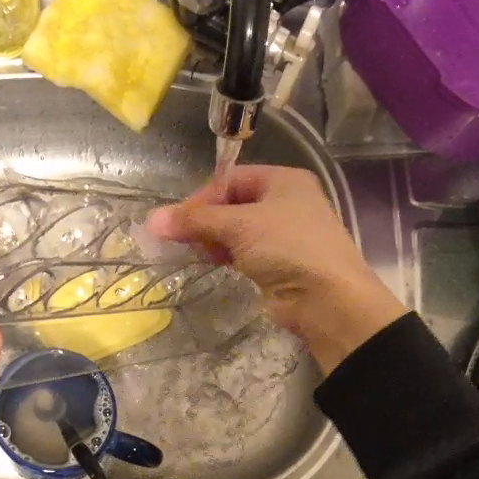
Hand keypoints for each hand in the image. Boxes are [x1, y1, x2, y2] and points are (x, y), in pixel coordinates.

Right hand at [146, 165, 405, 372]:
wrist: (326, 299)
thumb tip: (151, 221)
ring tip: (199, 254)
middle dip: (206, 221)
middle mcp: (286, 203)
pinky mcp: (279, 265)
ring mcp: (283, 235)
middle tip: (184, 240)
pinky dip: (228, 256)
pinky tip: (216, 265)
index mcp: (284, 181)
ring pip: (238, 231)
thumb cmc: (288, 248)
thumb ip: (196, 222)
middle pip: (233, 205)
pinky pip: (245, 253)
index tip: (177, 221)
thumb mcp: (240, 226)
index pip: (231, 179)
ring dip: (215, 240)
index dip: (202, 198)